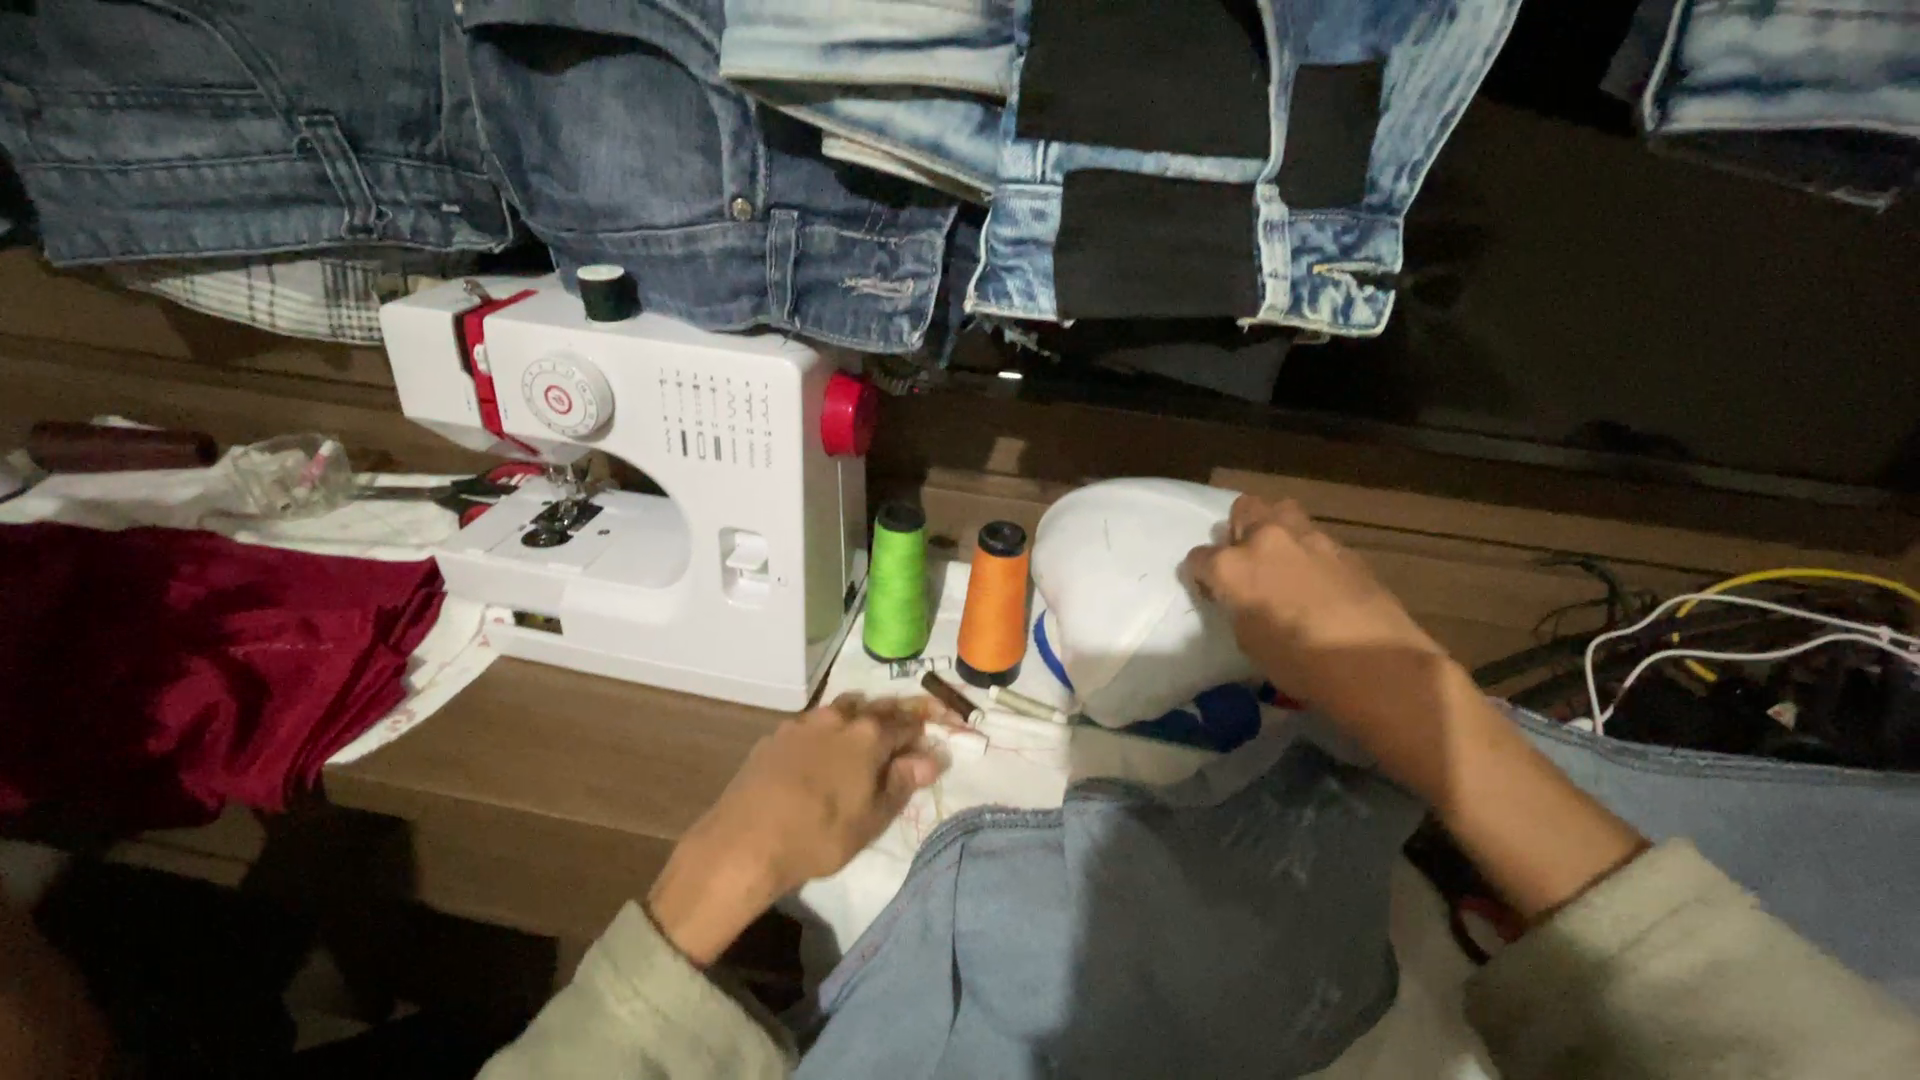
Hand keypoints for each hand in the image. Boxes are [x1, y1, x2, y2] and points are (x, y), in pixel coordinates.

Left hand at [646, 695, 946, 965]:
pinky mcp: (775, 735)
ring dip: (857, 719)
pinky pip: (811, 725)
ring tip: (860, 742)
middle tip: (899, 739)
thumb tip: (931, 759)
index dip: (922, 734)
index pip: (907, 724)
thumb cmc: (819, 836)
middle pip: (875, 709)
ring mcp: (803, 723)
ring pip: (840, 710)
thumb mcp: (872, 819)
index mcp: (869, 735)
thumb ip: (902, 783)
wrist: (744, 842)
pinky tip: (819, 755)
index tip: (928, 746)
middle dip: (892, 720)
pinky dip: (825, 733)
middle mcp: (838, 718)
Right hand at [1183, 495, 1448, 724]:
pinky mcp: (1343, 548)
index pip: (1198, 558)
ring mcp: (1308, 538)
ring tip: (1281, 558)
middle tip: (1246, 562)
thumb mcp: (1248, 641)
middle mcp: (1265, 539)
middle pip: (1242, 509)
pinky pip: (1314, 537)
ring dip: (1275, 527)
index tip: (1212, 593)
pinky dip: (1308, 551)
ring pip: (1281, 510)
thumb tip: (1242, 598)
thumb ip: (1237, 607)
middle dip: (1237, 531)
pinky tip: (1318, 579)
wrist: (1372, 662)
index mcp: (1231, 566)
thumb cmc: (1298, 662)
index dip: (1201, 577)